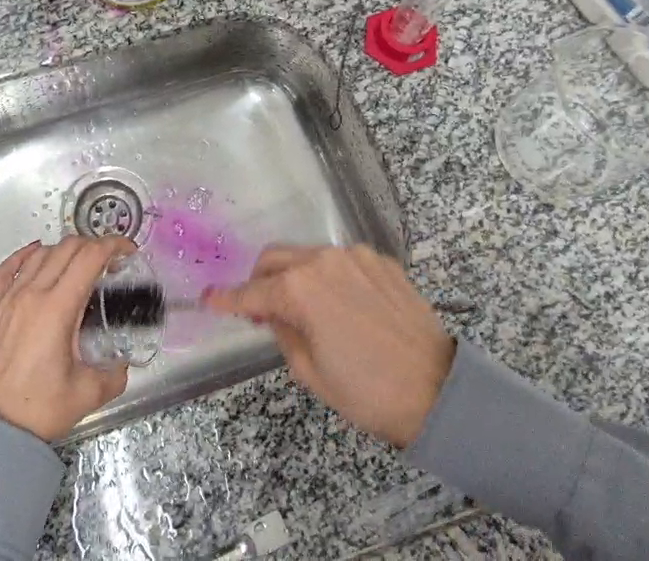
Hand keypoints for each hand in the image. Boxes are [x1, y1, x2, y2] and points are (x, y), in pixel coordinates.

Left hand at [0, 236, 137, 442]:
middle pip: (66, 248)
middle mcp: (32, 293)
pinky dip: (24, 254)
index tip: (128, 251)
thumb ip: (115, 372)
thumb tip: (123, 361)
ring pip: (39, 254)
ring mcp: (7, 298)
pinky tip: (35, 251)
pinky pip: (6, 268)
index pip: (89, 257)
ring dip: (64, 250)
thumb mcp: (89, 393)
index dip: (114, 246)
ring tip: (79, 263)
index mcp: (57, 308)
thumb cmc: (40, 408)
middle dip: (94, 246)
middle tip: (110, 262)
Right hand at [204, 245, 455, 447]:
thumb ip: (281, 331)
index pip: (250, 291)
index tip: (209, 299)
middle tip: (259, 309)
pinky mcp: (382, 262)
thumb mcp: (308, 370)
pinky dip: (329, 277)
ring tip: (304, 308)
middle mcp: (323, 261)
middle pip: (274, 259)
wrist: (439, 391)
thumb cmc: (367, 392)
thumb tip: (273, 314)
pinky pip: (342, 262)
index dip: (226, 298)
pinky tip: (341, 305)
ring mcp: (356, 257)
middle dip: (260, 280)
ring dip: (295, 276)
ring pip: (307, 256)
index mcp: (299, 289)